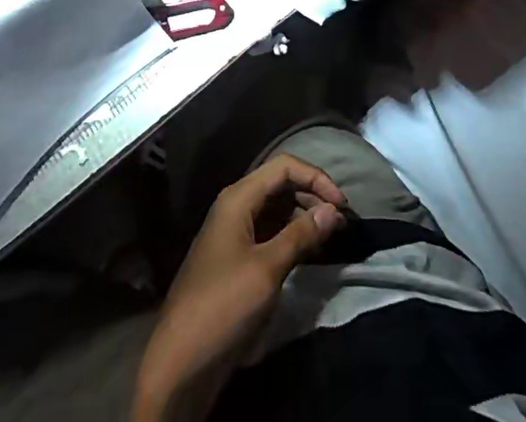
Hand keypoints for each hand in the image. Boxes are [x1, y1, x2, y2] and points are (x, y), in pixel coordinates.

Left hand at [133, 155, 346, 421]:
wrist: (183, 358)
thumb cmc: (224, 304)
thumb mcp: (267, 268)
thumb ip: (301, 235)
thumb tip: (333, 210)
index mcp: (238, 198)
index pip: (284, 167)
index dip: (316, 177)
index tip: (342, 205)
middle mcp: (236, 207)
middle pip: (281, 184)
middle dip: (313, 196)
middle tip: (342, 223)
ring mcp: (237, 232)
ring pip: (278, 209)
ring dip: (306, 216)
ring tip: (332, 235)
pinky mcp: (240, 257)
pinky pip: (272, 232)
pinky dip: (294, 235)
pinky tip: (312, 250)